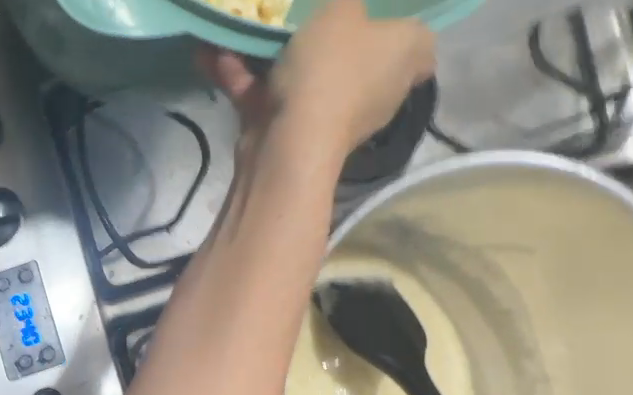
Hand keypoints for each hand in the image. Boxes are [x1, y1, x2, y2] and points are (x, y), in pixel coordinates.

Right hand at [197, 0, 435, 154]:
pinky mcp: (296, 136)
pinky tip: (218, 59)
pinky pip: (271, 99)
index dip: (387, 19)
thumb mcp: (339, 8)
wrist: (291, 143)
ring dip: (271, 60)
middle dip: (320, 42)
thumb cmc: (330, 68)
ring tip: (241, 35)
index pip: (413, 33)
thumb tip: (341, 3)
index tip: (357, 12)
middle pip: (354, 56)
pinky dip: (245, 82)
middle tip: (292, 21)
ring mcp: (337, 116)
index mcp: (410, 53)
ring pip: (304, 78)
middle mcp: (382, 86)